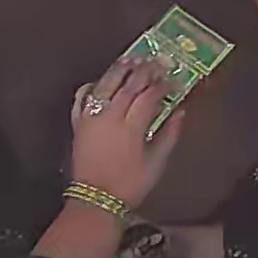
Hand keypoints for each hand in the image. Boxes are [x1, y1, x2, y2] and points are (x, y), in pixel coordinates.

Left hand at [68, 56, 184, 210]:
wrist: (95, 200)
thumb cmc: (129, 185)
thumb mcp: (156, 164)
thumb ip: (169, 135)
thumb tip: (180, 112)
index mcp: (131, 128)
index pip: (148, 96)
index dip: (162, 85)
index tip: (173, 79)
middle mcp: (109, 117)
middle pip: (127, 85)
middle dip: (143, 70)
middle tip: (155, 60)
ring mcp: (91, 118)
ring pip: (104, 85)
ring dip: (118, 69)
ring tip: (130, 58)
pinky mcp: (77, 124)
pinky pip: (81, 98)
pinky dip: (90, 87)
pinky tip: (98, 81)